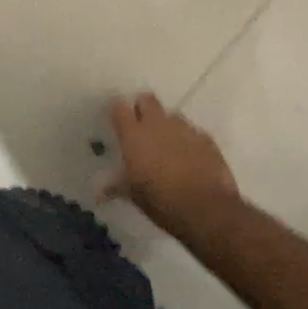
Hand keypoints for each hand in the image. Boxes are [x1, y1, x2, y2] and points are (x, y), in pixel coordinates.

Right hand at [103, 92, 238, 230]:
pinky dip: (189, 140)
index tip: (118, 121)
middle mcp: (157, 125)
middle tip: (142, 127)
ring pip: (172, 115)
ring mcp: (184, 129)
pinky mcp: (206, 138)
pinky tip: (191, 157)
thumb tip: (101, 193)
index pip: (119, 107)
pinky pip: (194, 132)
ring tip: (168, 146)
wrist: (206, 209)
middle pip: (147, 100)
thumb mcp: (134, 196)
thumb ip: (118, 186)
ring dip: (168, 126)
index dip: (118, 112)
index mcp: (134, 136)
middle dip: (143, 108)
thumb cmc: (161, 201)